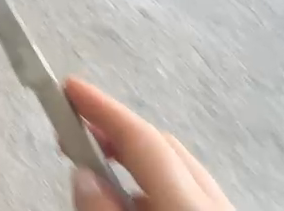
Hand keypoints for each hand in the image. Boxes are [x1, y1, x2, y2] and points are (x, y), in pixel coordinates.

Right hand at [64, 78, 232, 210]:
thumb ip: (102, 209)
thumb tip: (83, 174)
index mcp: (191, 202)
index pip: (144, 138)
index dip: (103, 107)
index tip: (67, 85)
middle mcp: (216, 202)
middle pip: (165, 147)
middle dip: (118, 130)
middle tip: (74, 127)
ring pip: (180, 170)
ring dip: (136, 158)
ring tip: (97, 167)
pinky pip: (191, 193)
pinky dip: (156, 184)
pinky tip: (132, 201)